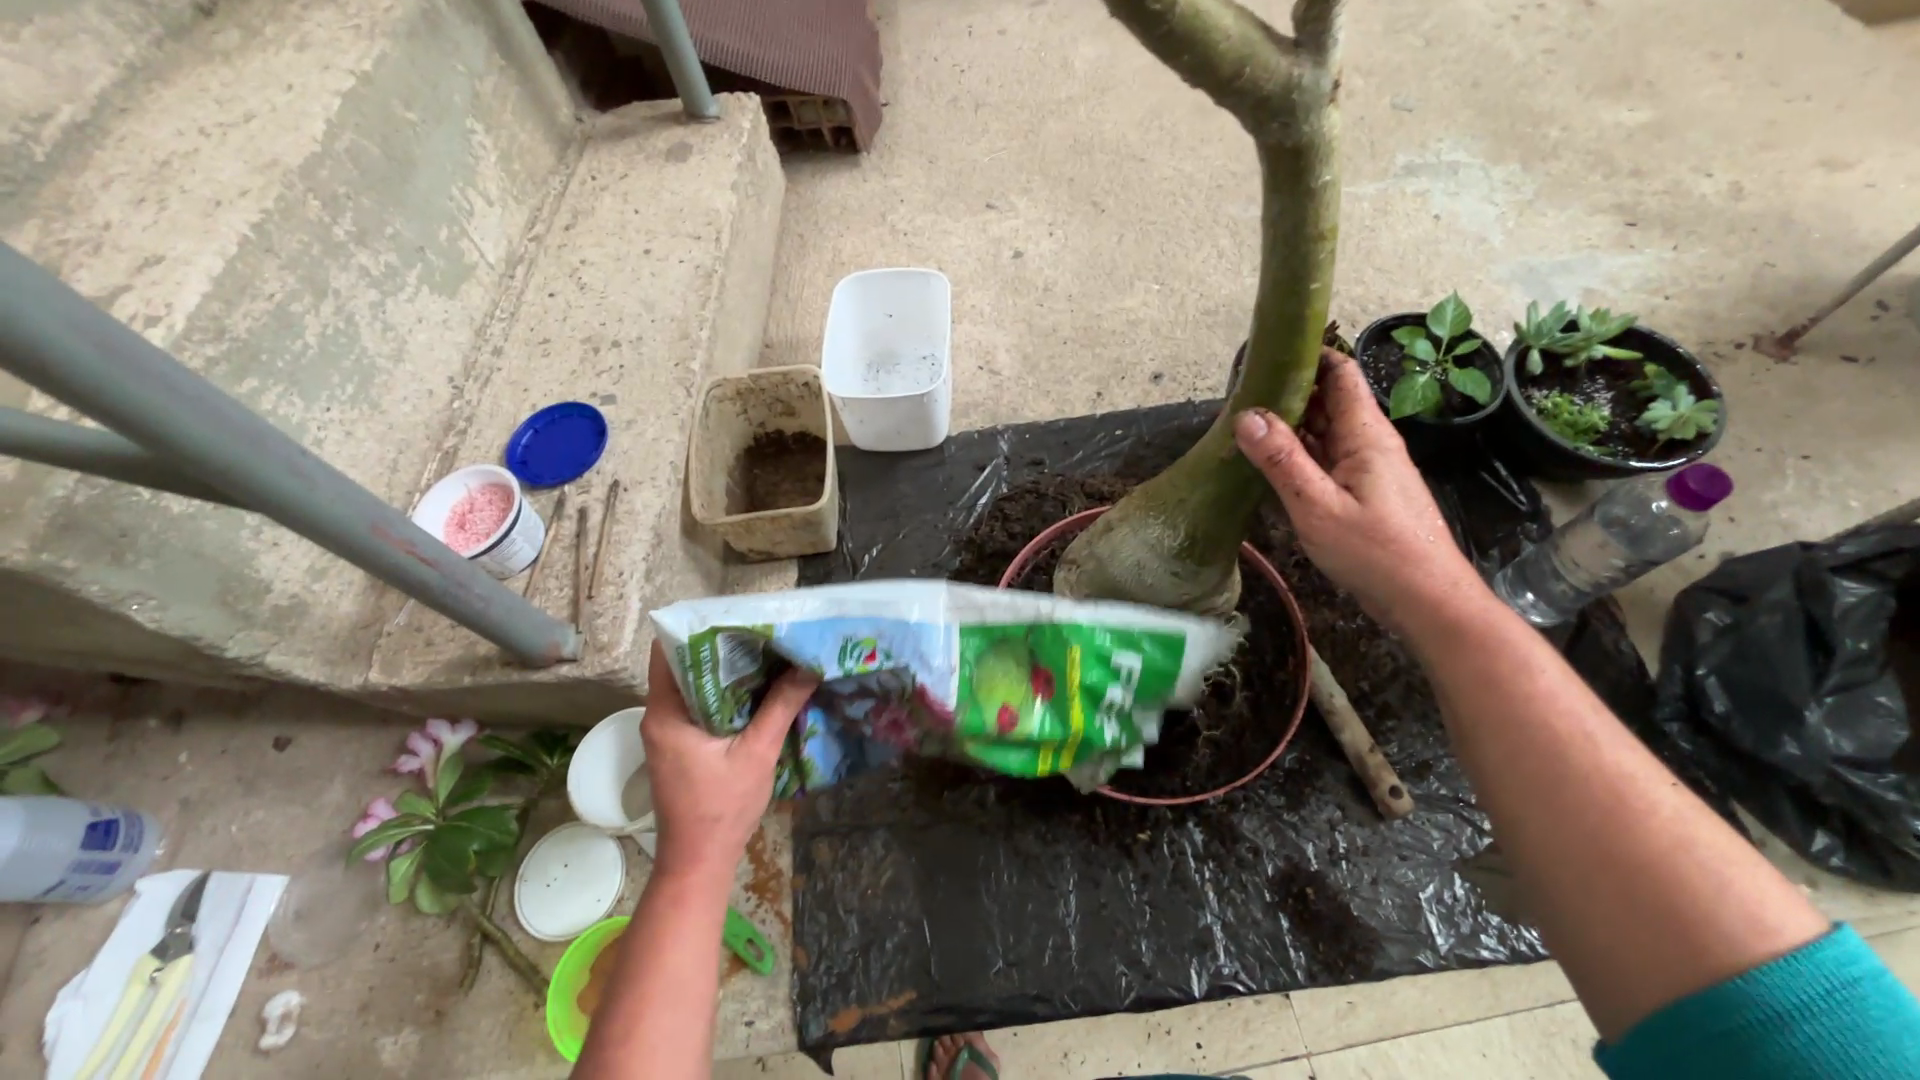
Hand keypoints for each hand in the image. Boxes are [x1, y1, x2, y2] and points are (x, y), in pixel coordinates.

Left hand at [641, 643, 818, 881]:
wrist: (699, 860)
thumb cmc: (721, 808)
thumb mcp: (757, 753)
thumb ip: (780, 707)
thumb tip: (808, 666)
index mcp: (666, 712)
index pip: (668, 650)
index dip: (699, 627)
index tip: (735, 615)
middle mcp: (659, 715)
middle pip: (683, 663)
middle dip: (720, 645)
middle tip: (760, 628)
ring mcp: (668, 731)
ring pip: (693, 684)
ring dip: (725, 670)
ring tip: (764, 650)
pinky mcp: (680, 744)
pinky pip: (699, 704)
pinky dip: (724, 693)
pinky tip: (757, 687)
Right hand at [1233, 349, 1488, 635]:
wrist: (1426, 600)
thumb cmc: (1375, 552)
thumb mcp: (1317, 506)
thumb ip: (1281, 460)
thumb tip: (1246, 415)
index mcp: (1365, 434)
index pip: (1339, 373)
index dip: (1307, 355)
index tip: (1264, 355)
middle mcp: (1370, 443)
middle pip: (1328, 401)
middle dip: (1287, 392)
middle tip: (1237, 395)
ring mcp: (1368, 468)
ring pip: (1325, 432)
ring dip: (1290, 426)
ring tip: (1243, 426)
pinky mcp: (1364, 493)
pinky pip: (1327, 460)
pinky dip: (1298, 456)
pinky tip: (1269, 467)